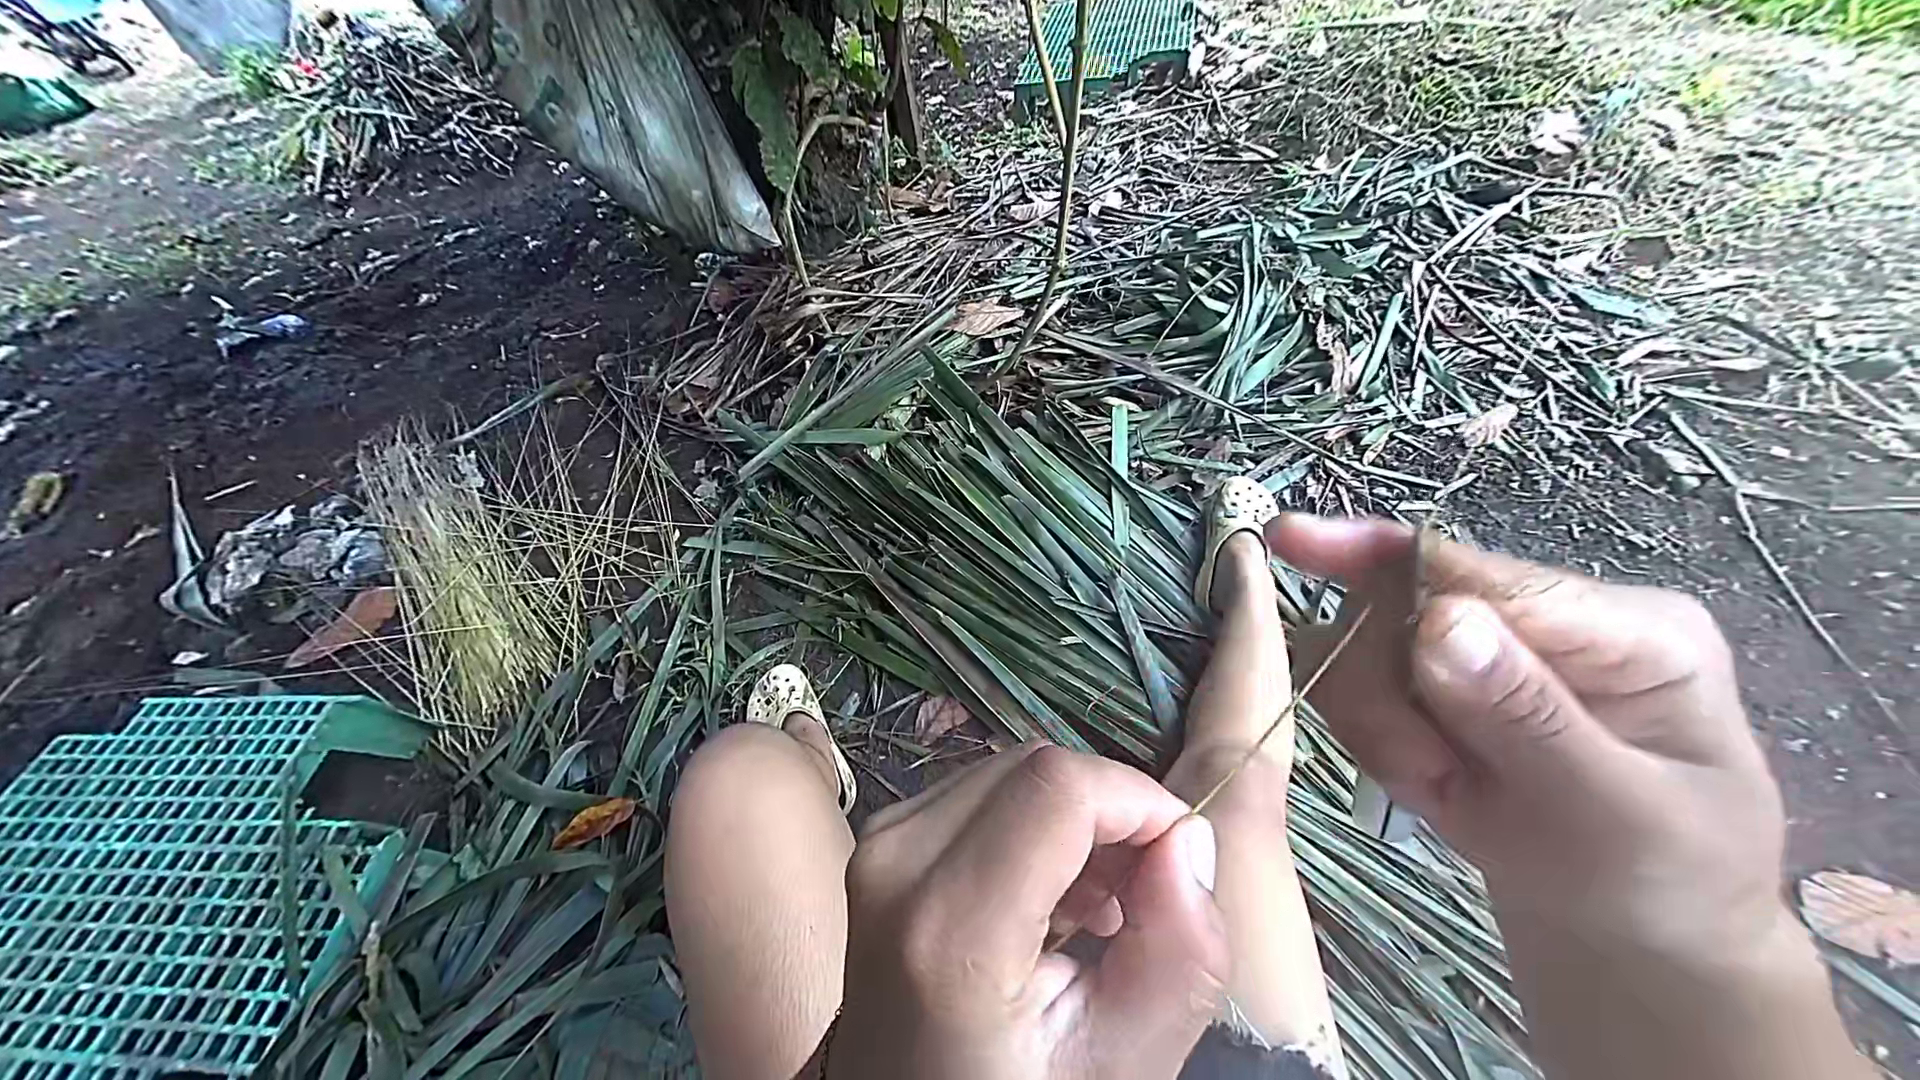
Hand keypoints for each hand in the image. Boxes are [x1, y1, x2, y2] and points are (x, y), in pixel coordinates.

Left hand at [830, 744, 1226, 1079]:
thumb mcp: (1117, 1068)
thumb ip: (1178, 956)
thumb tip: (1188, 836)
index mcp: (950, 927)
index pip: (1059, 787)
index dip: (1137, 799)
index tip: (1176, 856)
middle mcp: (898, 859)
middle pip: (1036, 767)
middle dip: (1109, 810)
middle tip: (1138, 892)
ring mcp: (883, 839)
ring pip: (1012, 770)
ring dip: (1073, 817)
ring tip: (1094, 905)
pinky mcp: (885, 833)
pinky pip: (982, 789)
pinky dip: (1034, 821)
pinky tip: (1049, 890)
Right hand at [1270, 515, 1869, 1079]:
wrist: (1622, 933)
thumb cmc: (1653, 880)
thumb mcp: (1613, 813)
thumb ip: (1525, 712)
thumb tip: (1439, 617)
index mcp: (1615, 625)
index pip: (1471, 569)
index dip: (1373, 553)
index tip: (1289, 538)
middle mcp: (1529, 615)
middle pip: (1392, 602)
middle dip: (1386, 690)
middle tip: (1424, 769)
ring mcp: (1468, 645)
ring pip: (1357, 643)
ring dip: (1376, 720)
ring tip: (1435, 781)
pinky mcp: (1422, 677)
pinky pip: (1346, 680)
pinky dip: (1367, 733)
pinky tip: (1421, 773)